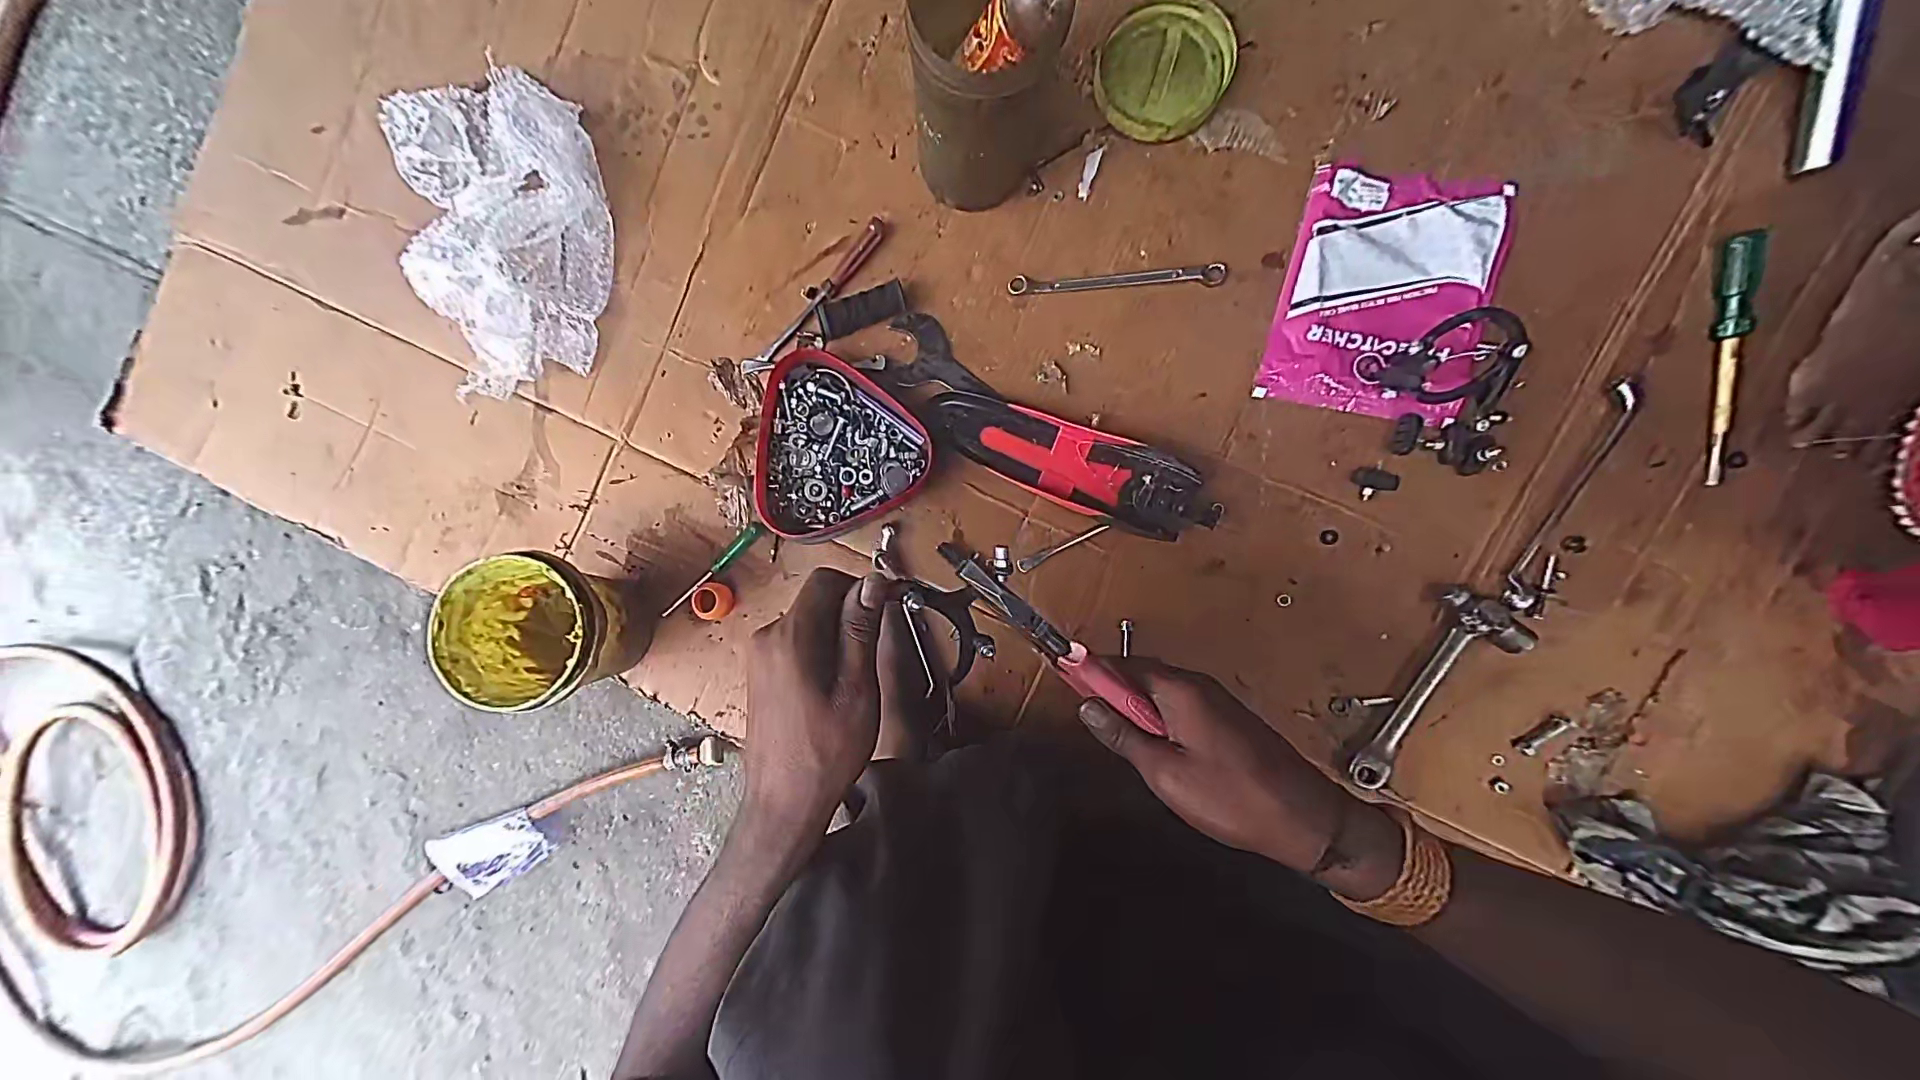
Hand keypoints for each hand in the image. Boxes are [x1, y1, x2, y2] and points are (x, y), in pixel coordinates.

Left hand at [741, 568, 890, 830]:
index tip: (886, 603)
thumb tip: (873, 584)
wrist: (784, 803)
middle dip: (851, 612)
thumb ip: (862, 630)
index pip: (826, 580)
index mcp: (790, 637)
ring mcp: (760, 656)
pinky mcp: (762, 672)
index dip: (861, 586)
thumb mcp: (857, 688)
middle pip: (816, 598)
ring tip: (856, 675)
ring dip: (837, 633)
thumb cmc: (824, 755)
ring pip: (808, 619)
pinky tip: (835, 684)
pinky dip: (820, 649)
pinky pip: (796, 641)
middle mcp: (767, 639)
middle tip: (876, 645)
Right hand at [1078, 658, 1401, 898]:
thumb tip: (1089, 708)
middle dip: (1111, 689)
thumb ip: (1123, 735)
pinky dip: (1157, 715)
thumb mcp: (1164, 772)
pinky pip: (1178, 702)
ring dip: (1134, 705)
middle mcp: (1197, 684)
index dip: (1089, 667)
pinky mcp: (1225, 716)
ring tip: (1123, 739)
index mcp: (1179, 690)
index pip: (1120, 664)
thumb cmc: (1232, 798)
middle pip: (1139, 672)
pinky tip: (1156, 746)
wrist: (1305, 820)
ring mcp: (1214, 698)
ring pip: (1158, 689)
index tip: (1062, 668)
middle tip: (1091, 715)